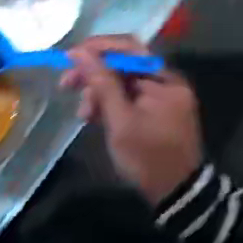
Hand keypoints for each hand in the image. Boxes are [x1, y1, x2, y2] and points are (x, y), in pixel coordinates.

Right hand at [61, 35, 203, 204]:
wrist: (176, 195)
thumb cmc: (148, 157)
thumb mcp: (120, 120)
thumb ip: (101, 82)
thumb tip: (78, 52)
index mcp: (165, 80)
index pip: (128, 48)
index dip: (96, 49)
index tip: (69, 58)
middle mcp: (165, 81)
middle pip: (122, 63)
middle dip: (93, 73)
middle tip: (66, 84)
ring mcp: (160, 95)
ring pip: (120, 79)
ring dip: (97, 91)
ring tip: (83, 113)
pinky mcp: (153, 108)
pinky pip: (125, 95)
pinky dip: (107, 102)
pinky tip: (92, 116)